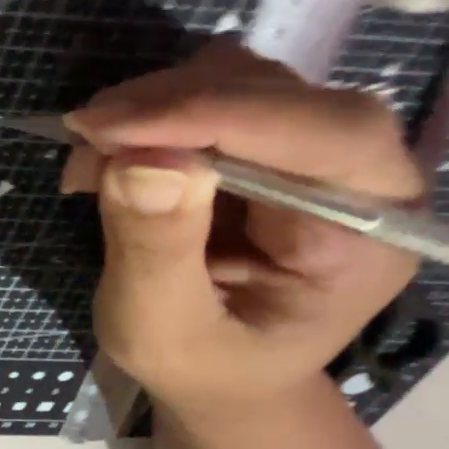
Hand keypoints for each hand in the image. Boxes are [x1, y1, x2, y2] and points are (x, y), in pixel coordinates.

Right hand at [61, 42, 423, 420]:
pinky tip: (110, 154)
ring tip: (90, 163)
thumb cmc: (200, 362)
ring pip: (235, 80)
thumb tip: (141, 158)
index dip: (215, 113)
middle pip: (276, 93)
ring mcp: (309, 152)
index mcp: (365, 236)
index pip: (321, 134)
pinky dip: (145, 109)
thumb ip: (156, 249)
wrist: (220, 369)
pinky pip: (206, 90)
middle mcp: (357, 178)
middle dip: (168, 105)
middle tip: (83, 142)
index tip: (104, 128)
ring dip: (148, 105)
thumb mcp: (161, 327)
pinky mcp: (262, 140)